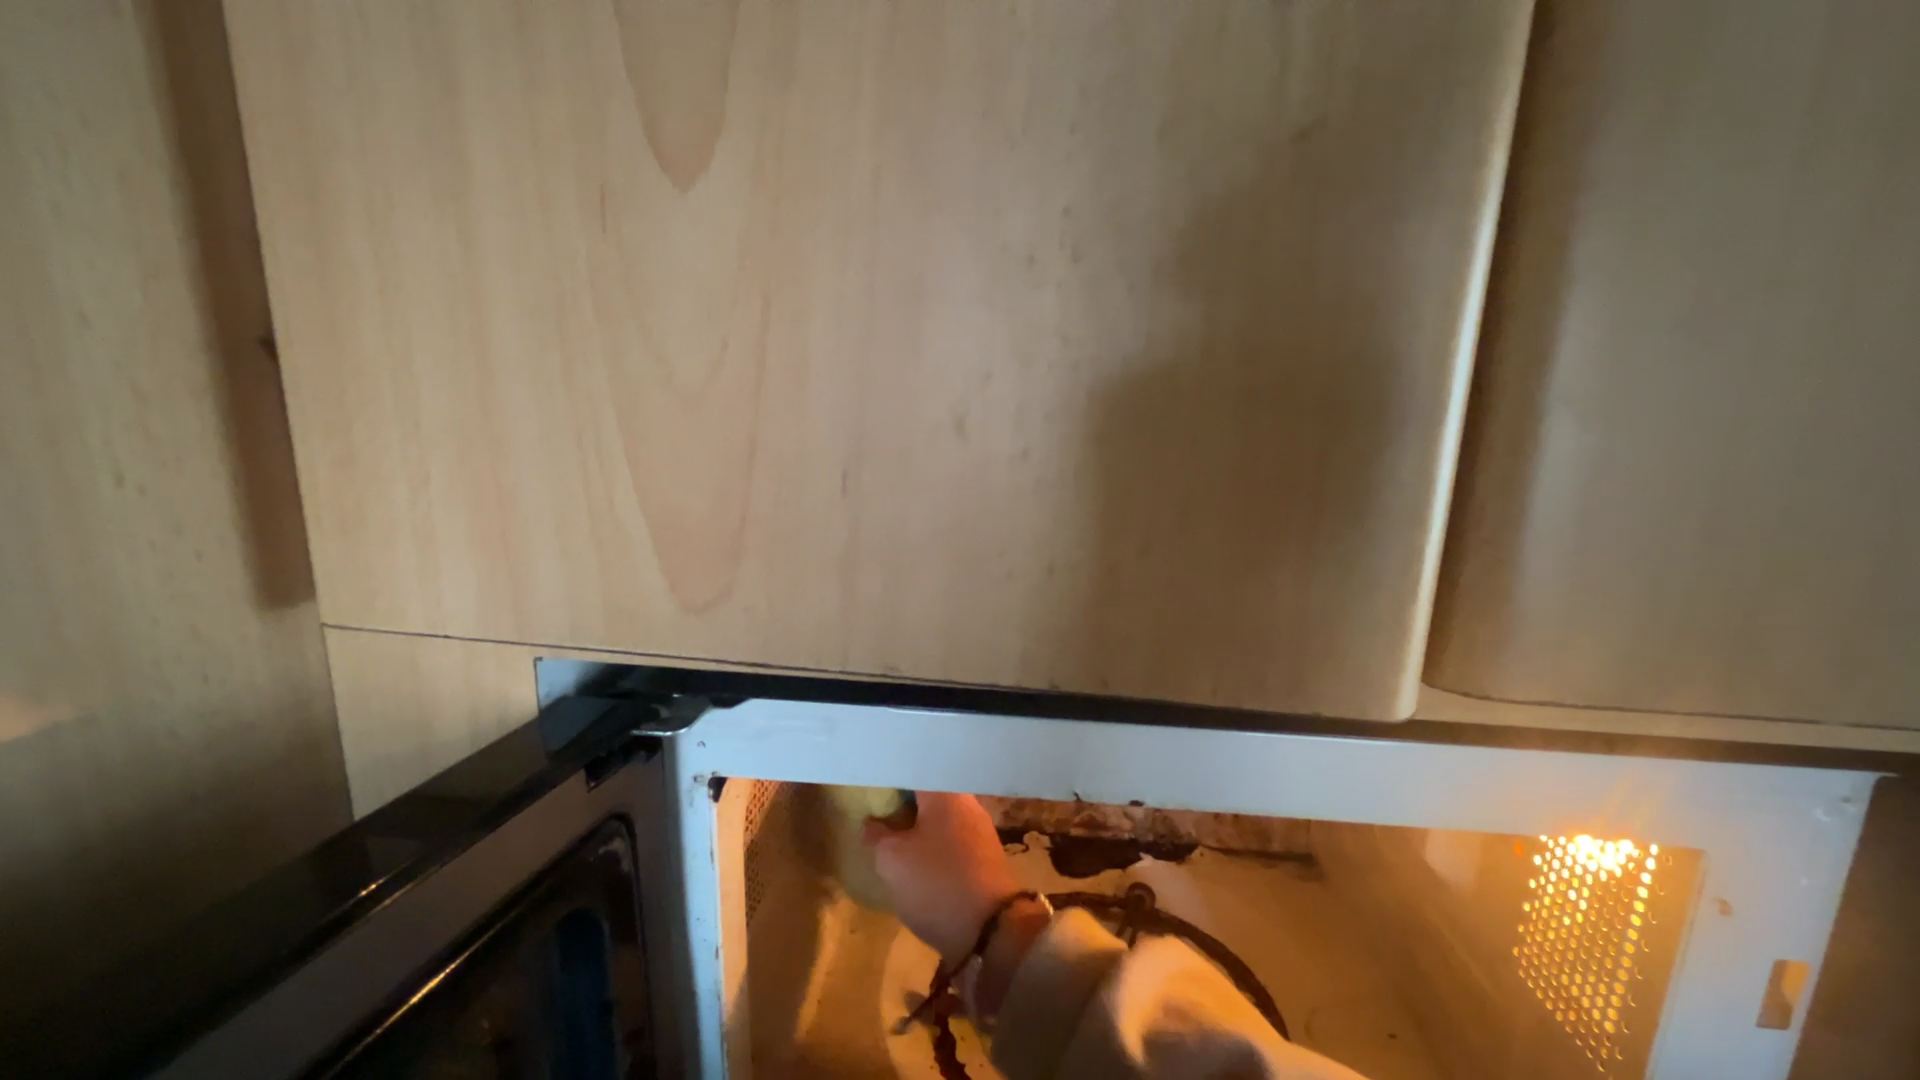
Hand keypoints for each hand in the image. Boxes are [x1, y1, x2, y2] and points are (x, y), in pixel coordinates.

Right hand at [862, 790, 1021, 961]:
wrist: (991, 931)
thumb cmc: (937, 883)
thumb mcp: (892, 859)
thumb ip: (876, 834)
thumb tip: (872, 824)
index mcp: (945, 793)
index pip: (913, 769)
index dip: (889, 776)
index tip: (869, 786)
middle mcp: (967, 803)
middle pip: (928, 793)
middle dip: (902, 802)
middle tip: (875, 812)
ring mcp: (979, 830)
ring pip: (940, 817)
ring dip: (916, 825)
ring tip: (890, 837)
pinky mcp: (984, 857)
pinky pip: (950, 839)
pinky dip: (931, 844)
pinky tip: (916, 859)